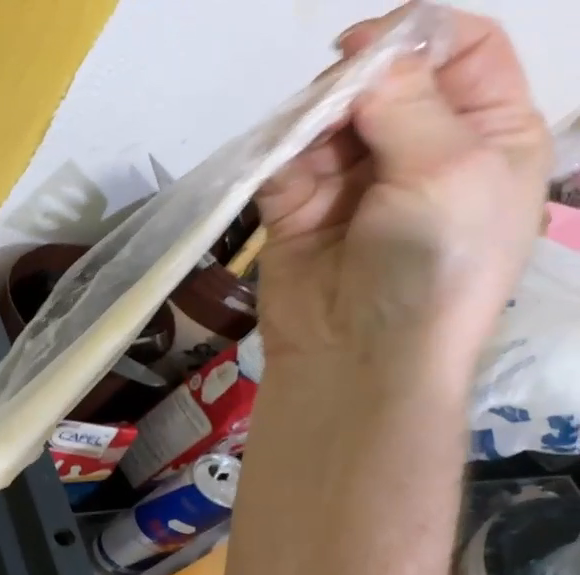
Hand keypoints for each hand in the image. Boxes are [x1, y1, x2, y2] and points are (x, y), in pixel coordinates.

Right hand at [257, 8, 551, 381]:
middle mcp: (419, 150)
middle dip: (353, 82)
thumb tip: (367, 54)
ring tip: (297, 140)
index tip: (366, 41)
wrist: (359, 353)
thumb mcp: (447, 170)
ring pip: (325, 123)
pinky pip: (282, 168)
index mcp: (486, 132)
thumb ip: (408, 105)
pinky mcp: (294, 213)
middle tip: (326, 100)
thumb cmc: (432, 262)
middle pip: (384, 83)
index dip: (418, 36)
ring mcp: (352, 183)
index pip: (461, 53)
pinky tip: (274, 164)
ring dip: (308, 123)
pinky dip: (274, 159)